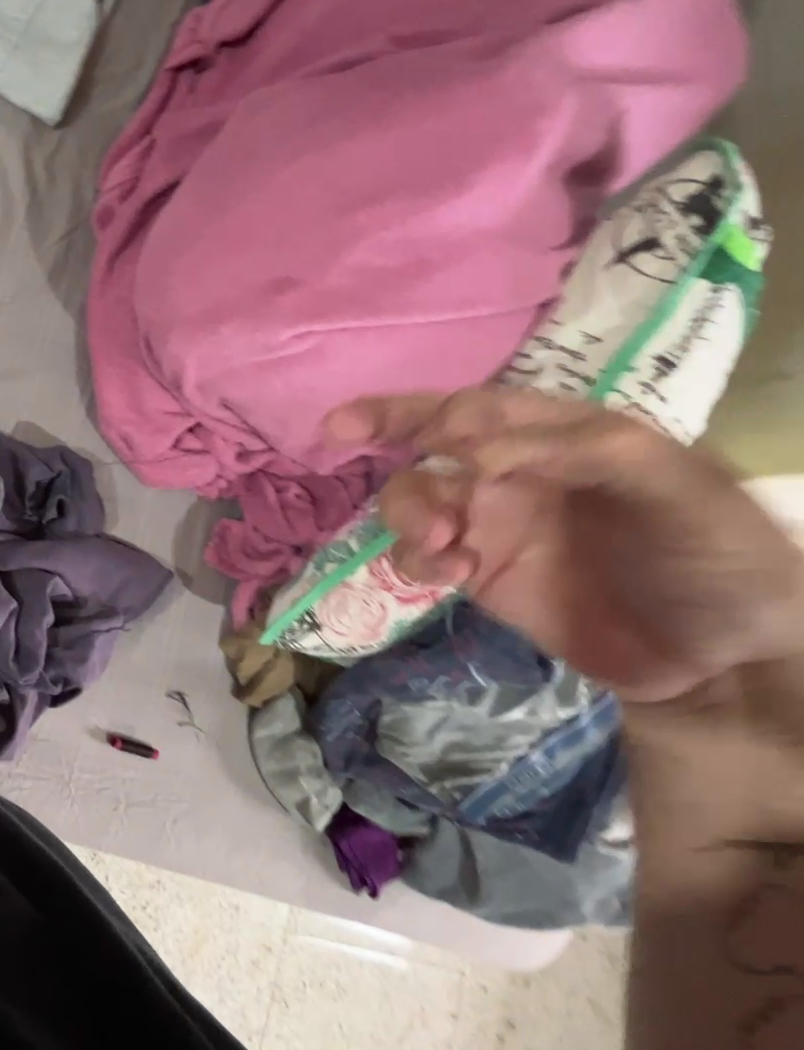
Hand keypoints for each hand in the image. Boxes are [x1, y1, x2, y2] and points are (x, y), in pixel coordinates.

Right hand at [326, 387, 803, 702]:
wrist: (721, 660)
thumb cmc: (713, 556)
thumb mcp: (671, 486)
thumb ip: (578, 451)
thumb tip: (470, 451)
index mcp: (560, 437)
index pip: (474, 408)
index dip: (417, 411)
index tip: (377, 432)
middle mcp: (513, 473)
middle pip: (425, 444)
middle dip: (387, 443)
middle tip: (346, 441)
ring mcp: (489, 525)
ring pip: (412, 500)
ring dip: (408, 515)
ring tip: (440, 544)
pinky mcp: (475, 574)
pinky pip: (418, 556)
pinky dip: (417, 561)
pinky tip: (449, 576)